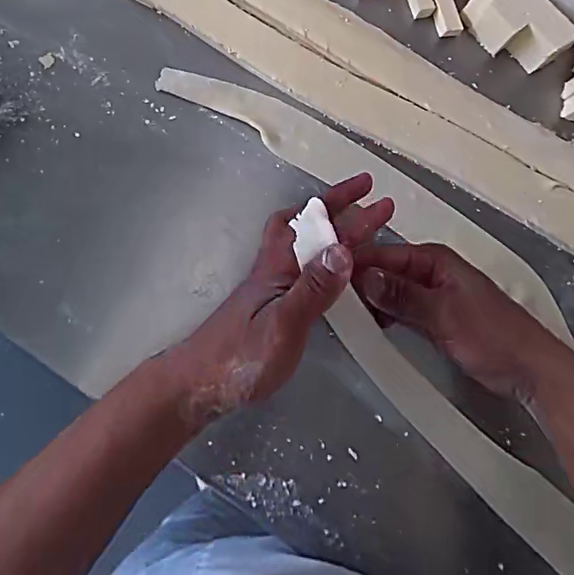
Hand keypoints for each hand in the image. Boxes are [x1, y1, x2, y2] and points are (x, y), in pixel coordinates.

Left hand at [163, 173, 393, 425]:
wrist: (198, 386)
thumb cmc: (240, 357)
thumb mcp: (283, 324)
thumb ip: (313, 288)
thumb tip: (344, 248)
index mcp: (281, 263)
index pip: (316, 222)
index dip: (343, 203)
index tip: (370, 188)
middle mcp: (278, 266)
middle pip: (313, 226)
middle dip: (344, 211)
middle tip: (375, 204)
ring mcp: (274, 285)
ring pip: (309, 244)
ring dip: (335, 231)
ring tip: (362, 229)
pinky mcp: (274, 304)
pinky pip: (308, 266)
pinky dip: (327, 257)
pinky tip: (335, 271)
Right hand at [353, 242, 573, 403]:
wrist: (530, 369)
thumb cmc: (493, 335)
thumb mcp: (444, 314)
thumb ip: (404, 296)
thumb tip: (365, 277)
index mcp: (436, 259)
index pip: (386, 254)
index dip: (358, 263)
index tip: (328, 276)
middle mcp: (432, 271)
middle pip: (387, 271)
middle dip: (361, 283)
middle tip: (332, 300)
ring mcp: (433, 296)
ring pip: (392, 291)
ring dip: (372, 301)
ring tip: (345, 315)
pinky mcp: (436, 319)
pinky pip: (402, 310)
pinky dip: (386, 315)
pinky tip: (371, 327)